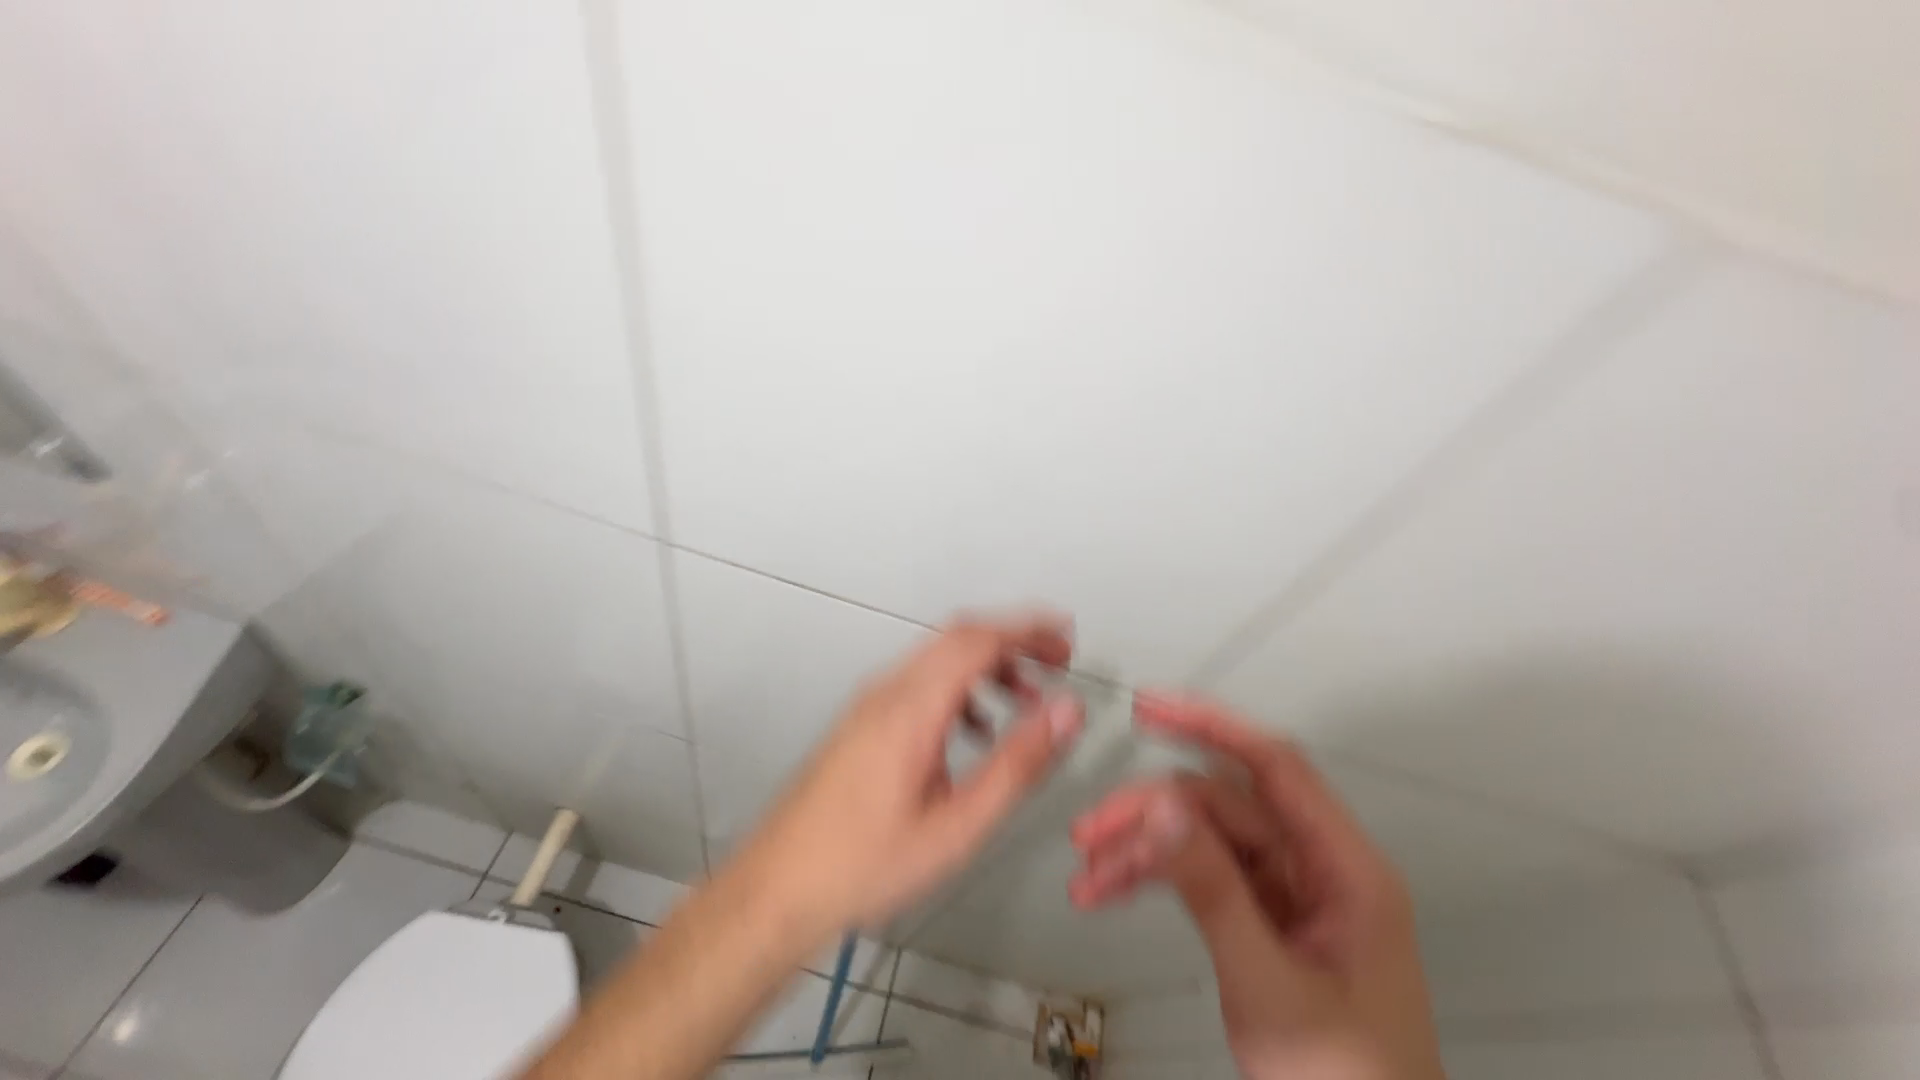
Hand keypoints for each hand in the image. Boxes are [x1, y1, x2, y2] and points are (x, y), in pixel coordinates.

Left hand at [732, 613, 1084, 935]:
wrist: (778, 886)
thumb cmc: (869, 862)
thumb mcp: (958, 825)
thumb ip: (1017, 764)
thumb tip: (1066, 712)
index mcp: (912, 708)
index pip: (977, 640)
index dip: (1027, 629)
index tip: (1068, 637)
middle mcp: (887, 692)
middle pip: (957, 638)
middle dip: (1013, 641)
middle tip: (1058, 662)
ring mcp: (868, 705)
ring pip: (936, 660)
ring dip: (986, 667)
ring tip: (1025, 703)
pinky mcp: (860, 724)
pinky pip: (918, 685)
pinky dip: (958, 691)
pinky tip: (974, 734)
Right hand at [1069, 695, 1443, 1079]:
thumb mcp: (1268, 987)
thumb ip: (1214, 892)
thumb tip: (1162, 807)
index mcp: (1346, 867)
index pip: (1276, 767)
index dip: (1211, 724)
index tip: (1146, 708)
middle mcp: (1318, 865)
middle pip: (1225, 804)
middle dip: (1153, 810)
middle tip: (1087, 832)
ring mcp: (1290, 893)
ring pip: (1206, 839)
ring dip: (1145, 849)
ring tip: (1085, 877)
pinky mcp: (1265, 919)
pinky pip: (1204, 877)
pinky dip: (1157, 880)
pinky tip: (1106, 894)